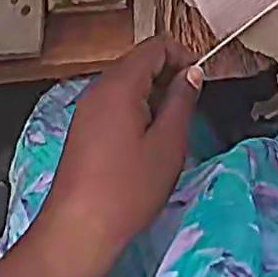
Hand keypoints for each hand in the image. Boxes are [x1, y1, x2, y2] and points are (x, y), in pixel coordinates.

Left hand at [43, 37, 202, 251]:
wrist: (77, 230)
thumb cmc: (127, 188)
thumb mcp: (167, 144)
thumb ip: (182, 100)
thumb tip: (192, 72)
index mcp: (120, 84)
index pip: (155, 46)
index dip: (182, 55)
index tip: (200, 79)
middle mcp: (100, 86)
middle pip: (139, 61)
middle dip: (168, 74)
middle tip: (190, 105)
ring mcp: (88, 106)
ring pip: (127, 81)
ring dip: (153, 92)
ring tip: (172, 126)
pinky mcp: (83, 126)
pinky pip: (114, 100)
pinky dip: (135, 106)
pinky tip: (147, 139)